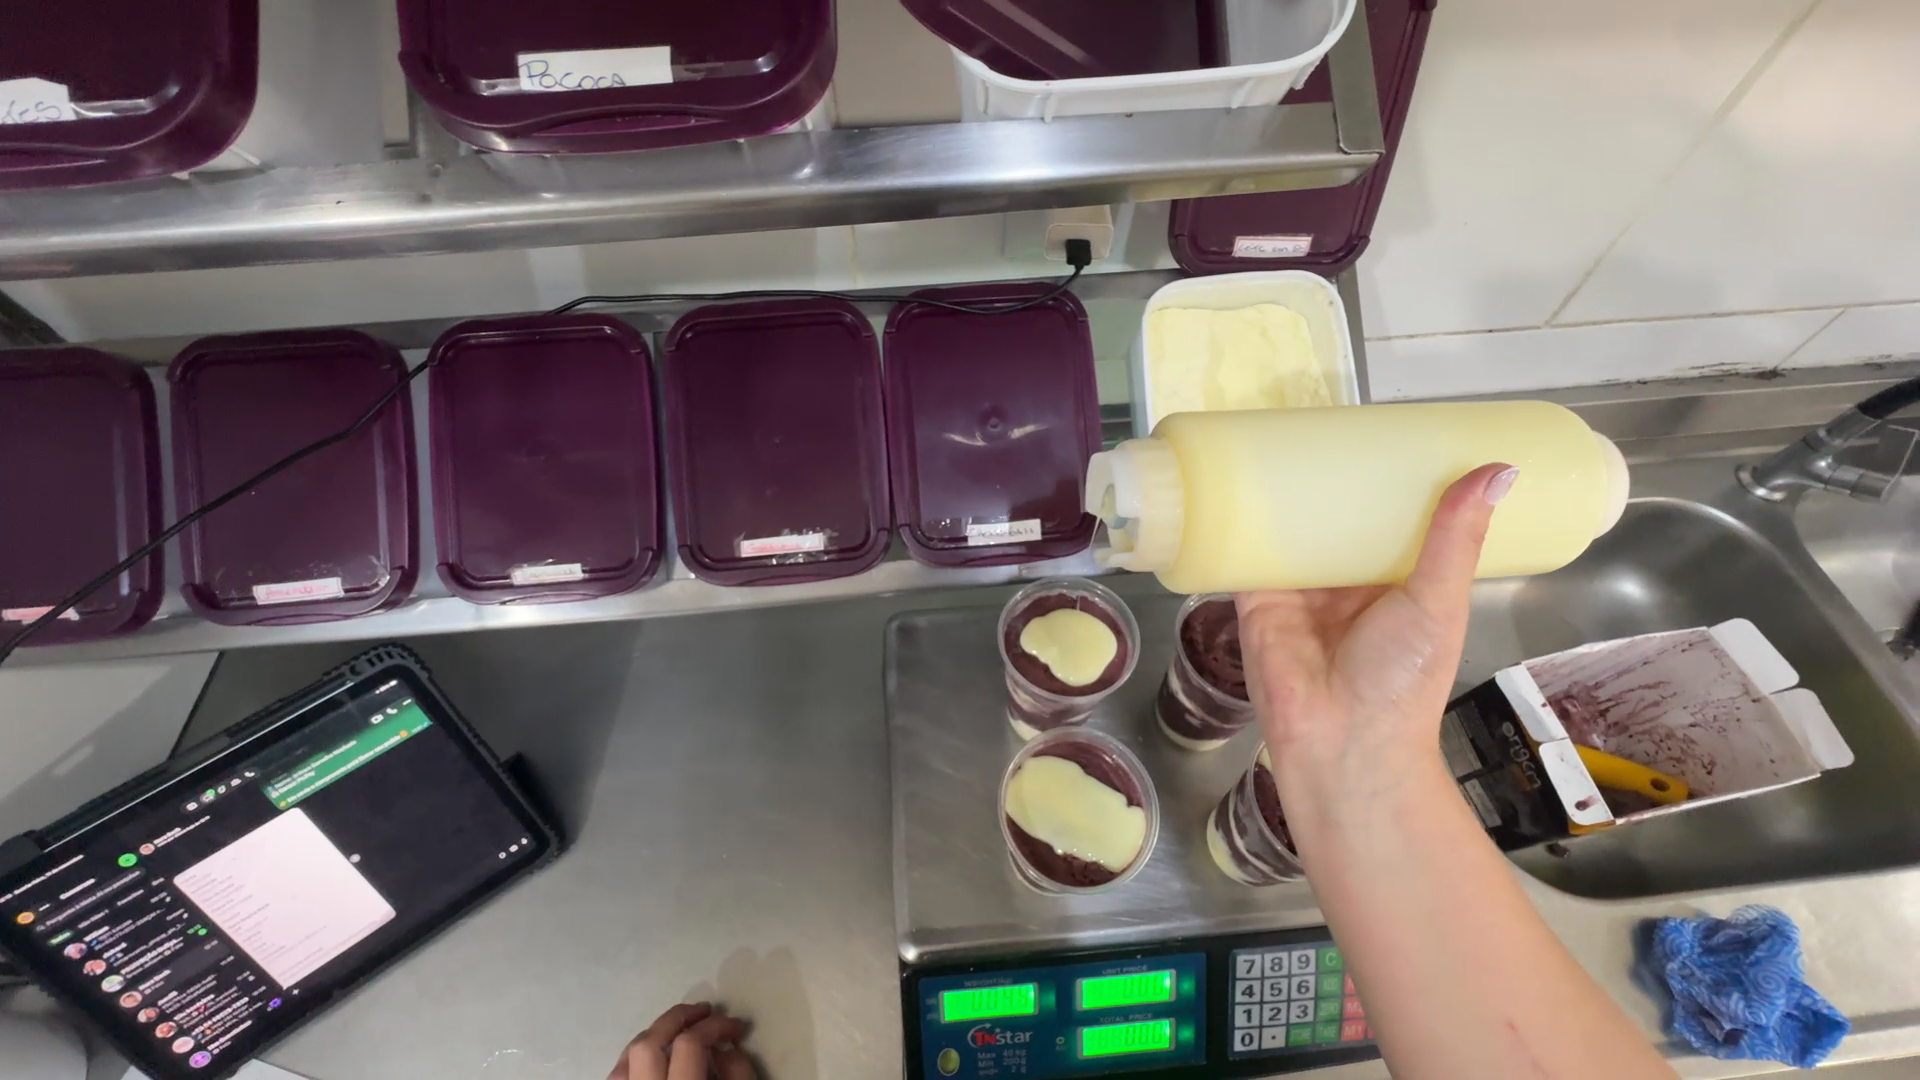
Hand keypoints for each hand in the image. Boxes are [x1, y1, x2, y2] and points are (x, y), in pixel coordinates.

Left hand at [608, 1002, 754, 1079]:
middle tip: (706, 1012)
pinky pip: (617, 1073)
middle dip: (679, 1018)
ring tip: (679, 1031)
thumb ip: (738, 1073)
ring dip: (654, 1034)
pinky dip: (634, 1057)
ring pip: (627, 1056)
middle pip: (649, 1044)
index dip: (715, 1025)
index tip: (734, 1027)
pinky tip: (655, 1056)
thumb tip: (726, 1045)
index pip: (689, 1044)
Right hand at [1235, 464, 1513, 817]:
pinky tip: (1234, 483)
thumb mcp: (1438, 602)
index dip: (1390, 483)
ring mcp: (1296, 588)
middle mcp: (1342, 581)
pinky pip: (1245, 553)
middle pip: (1333, 522)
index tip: (1392, 436)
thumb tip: (1498, 470)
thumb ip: (1455, 539)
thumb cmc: (1400, 677)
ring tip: (1278, 439)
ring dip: (1284, 496)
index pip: (1389, 521)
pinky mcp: (1255, 596)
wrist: (1339, 737)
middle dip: (1331, 483)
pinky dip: (1239, 523)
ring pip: (1288, 531)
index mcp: (1392, 582)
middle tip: (1329, 425)